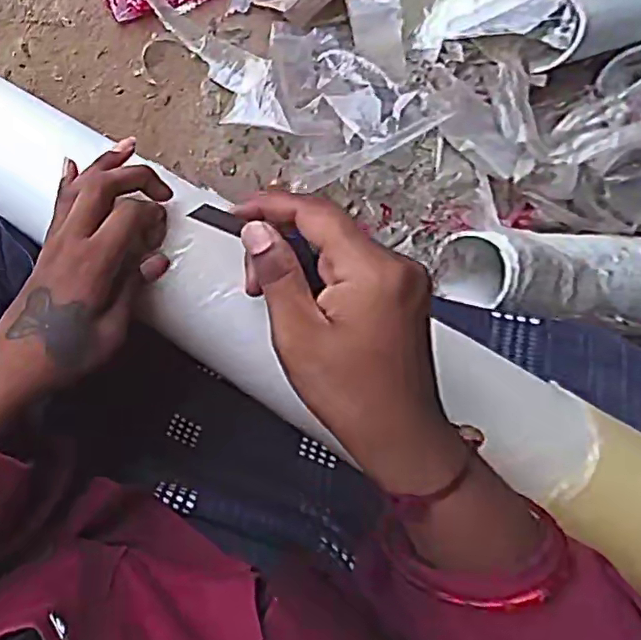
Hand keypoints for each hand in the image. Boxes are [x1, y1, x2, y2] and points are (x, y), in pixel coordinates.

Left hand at [0, 138, 171, 444]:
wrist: (13, 363)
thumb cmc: (62, 354)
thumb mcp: (112, 332)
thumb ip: (133, 289)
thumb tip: (155, 260)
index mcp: (92, 262)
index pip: (129, 213)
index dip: (153, 212)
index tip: (164, 226)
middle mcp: (70, 243)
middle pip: (101, 186)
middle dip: (134, 174)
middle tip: (159, 184)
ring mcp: (54, 242)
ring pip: (77, 188)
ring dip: (103, 165)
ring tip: (127, 148)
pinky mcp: (46, 249)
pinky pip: (59, 204)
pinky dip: (69, 181)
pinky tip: (73, 165)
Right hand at [234, 190, 541, 570]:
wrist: (399, 434)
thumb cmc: (352, 393)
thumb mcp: (296, 330)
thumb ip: (276, 272)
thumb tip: (258, 231)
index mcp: (373, 270)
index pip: (316, 213)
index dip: (271, 205)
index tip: (238, 210)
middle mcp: (396, 267)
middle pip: (326, 227)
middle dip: (280, 239)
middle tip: (251, 272)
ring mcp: (402, 280)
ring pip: (336, 246)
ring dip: (296, 258)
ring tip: (270, 291)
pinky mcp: (399, 295)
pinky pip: (350, 265)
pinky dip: (317, 272)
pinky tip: (297, 296)